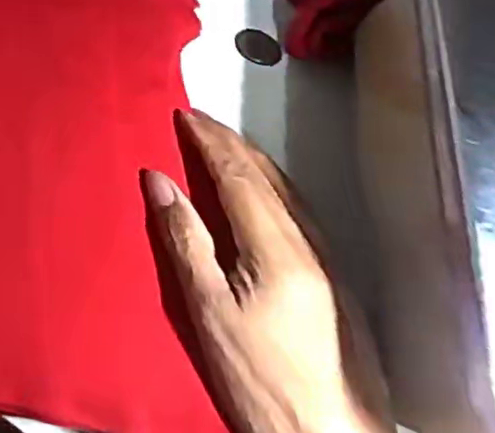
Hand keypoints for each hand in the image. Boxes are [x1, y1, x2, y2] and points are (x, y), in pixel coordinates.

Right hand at [142, 112, 389, 432]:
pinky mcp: (335, 277)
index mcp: (275, 246)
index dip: (208, 139)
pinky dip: (269, 182)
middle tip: (197, 120)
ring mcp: (327, 258)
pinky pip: (297, 207)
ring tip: (221, 143)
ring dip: (249, 157)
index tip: (184, 114)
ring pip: (285, 187)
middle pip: (264, 173)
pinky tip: (259, 189)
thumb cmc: (260, 380)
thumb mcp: (208, 311)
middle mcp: (307, 241)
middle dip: (228, 140)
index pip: (236, 172)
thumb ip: (184, 239)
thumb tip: (158, 179)